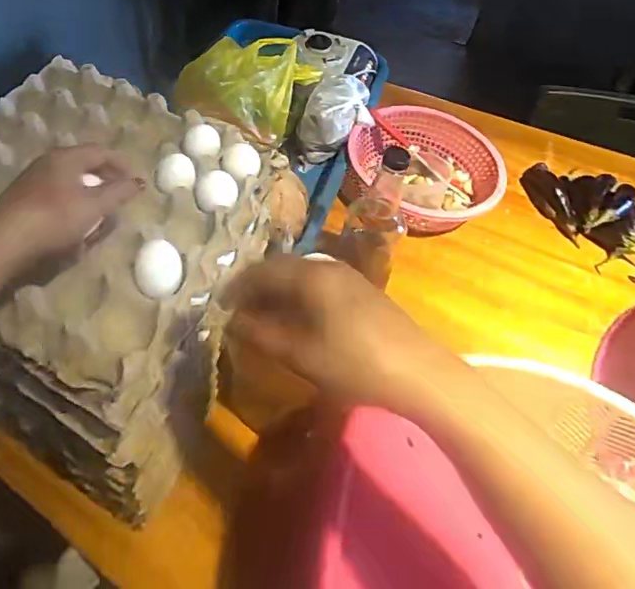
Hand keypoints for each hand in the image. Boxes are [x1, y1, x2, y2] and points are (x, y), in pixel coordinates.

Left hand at [0, 145, 143, 275]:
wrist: (0, 244)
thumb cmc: (53, 220)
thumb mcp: (93, 207)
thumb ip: (118, 193)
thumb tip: (138, 182)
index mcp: (66, 157)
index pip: (101, 151)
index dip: (121, 164)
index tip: (134, 179)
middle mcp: (47, 161)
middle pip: (83, 161)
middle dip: (104, 174)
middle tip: (119, 190)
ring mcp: (30, 178)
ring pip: (67, 176)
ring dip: (87, 186)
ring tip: (98, 204)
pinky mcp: (19, 197)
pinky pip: (53, 189)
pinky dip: (70, 196)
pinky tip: (71, 215)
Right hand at [223, 255, 470, 418]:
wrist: (415, 369)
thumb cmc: (353, 362)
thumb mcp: (301, 353)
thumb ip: (262, 334)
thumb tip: (232, 320)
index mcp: (311, 274)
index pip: (263, 270)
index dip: (238, 287)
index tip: (219, 306)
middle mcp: (327, 265)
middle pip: (282, 268)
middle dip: (256, 287)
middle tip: (237, 313)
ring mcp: (346, 275)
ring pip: (300, 274)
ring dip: (277, 292)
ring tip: (262, 318)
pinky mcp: (359, 289)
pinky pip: (317, 283)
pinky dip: (297, 296)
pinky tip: (295, 319)